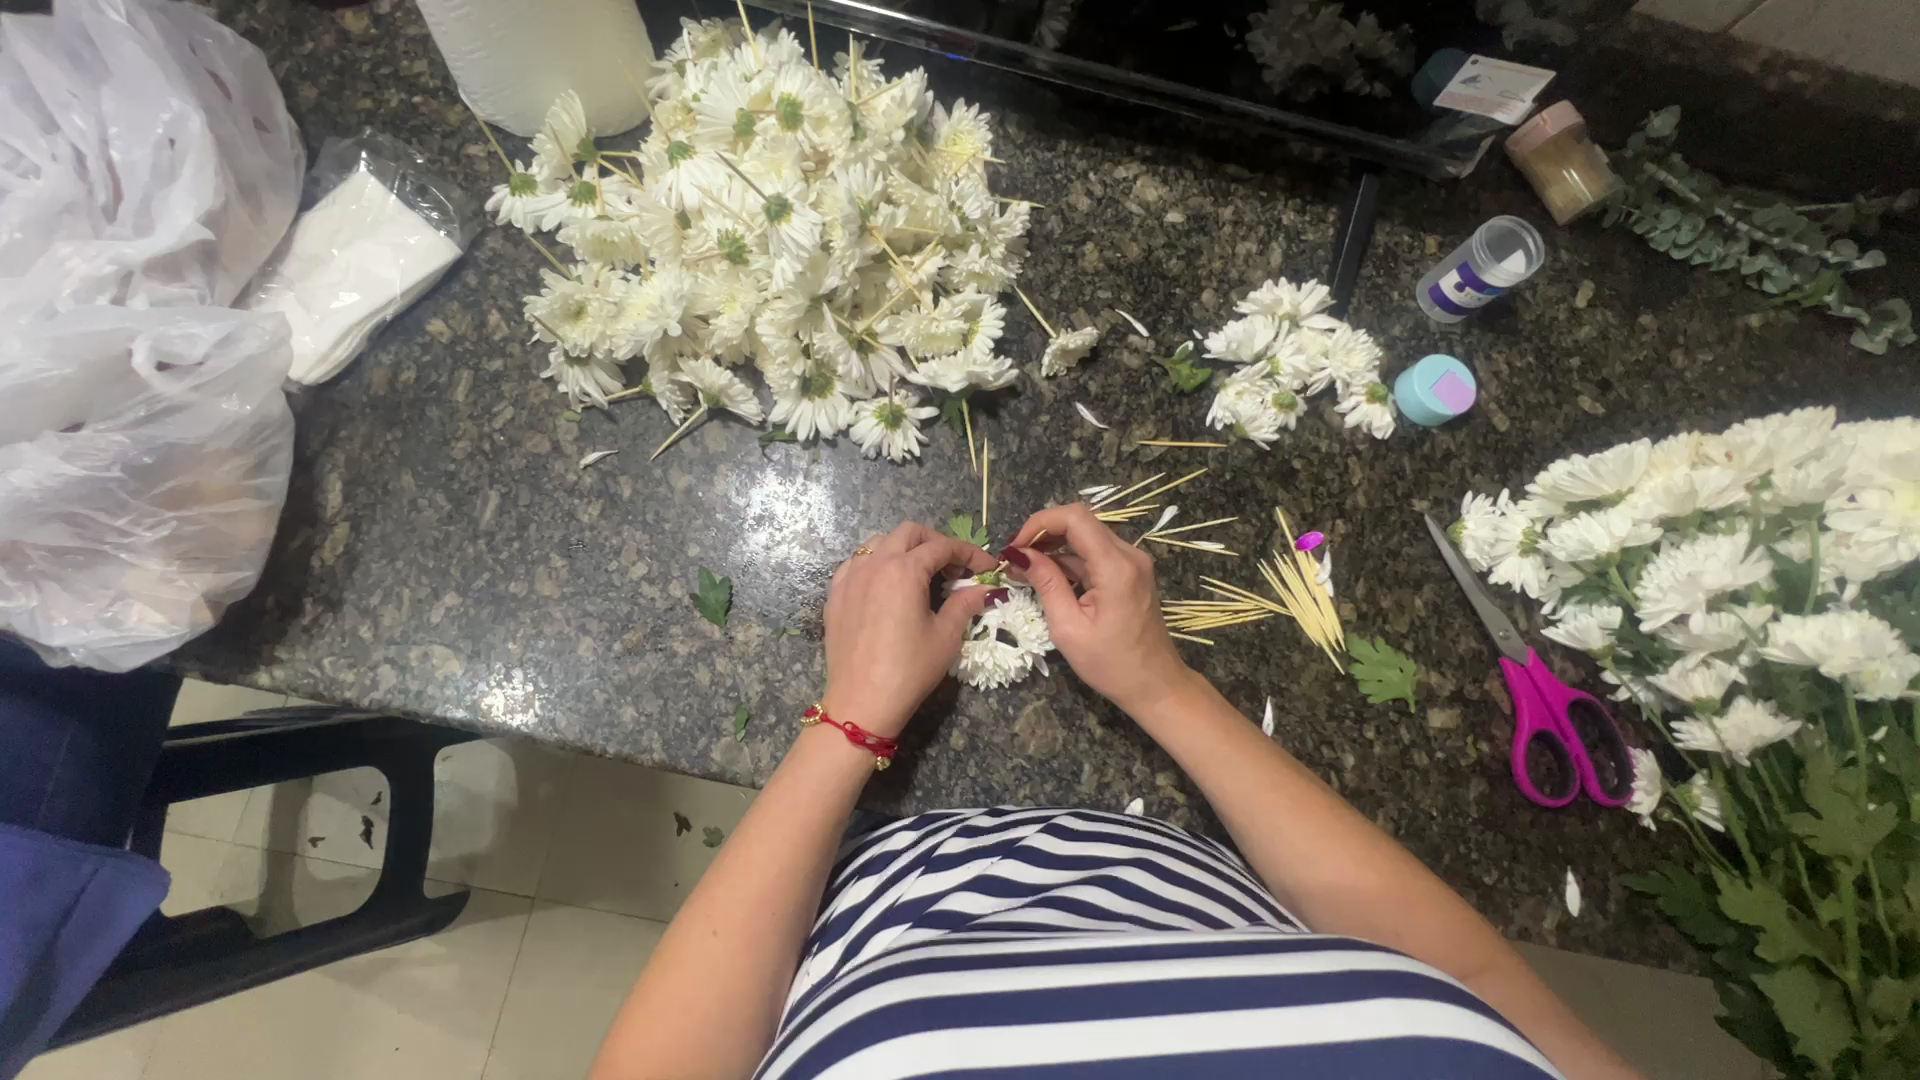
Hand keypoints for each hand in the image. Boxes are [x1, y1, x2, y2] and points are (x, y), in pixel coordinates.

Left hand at [820, 522, 999, 737]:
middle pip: (908, 533)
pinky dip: (875, 564)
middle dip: (935, 542)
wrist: (862, 701)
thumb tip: (984, 589)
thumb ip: (964, 604)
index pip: (942, 547)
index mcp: (904, 570)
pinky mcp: (835, 595)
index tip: (985, 569)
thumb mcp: (945, 637)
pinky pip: (856, 564)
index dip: (969, 554)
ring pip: (878, 543)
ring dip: (903, 549)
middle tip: (952, 566)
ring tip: (919, 574)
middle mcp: (875, 564)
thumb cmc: (909, 669)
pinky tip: (885, 586)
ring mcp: (850, 578)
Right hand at [1002, 504, 1192, 716]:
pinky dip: (1069, 558)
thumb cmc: (1111, 664)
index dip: (1040, 523)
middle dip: (1043, 533)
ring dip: (1054, 546)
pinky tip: (1047, 575)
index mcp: (1116, 567)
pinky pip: (1095, 553)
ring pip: (1086, 536)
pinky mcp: (1130, 572)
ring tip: (1025, 568)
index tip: (1015, 547)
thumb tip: (1020, 554)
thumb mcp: (1068, 628)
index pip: (1075, 518)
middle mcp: (1129, 555)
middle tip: (1015, 557)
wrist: (1155, 685)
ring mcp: (1132, 562)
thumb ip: (1046, 583)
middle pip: (1080, 522)